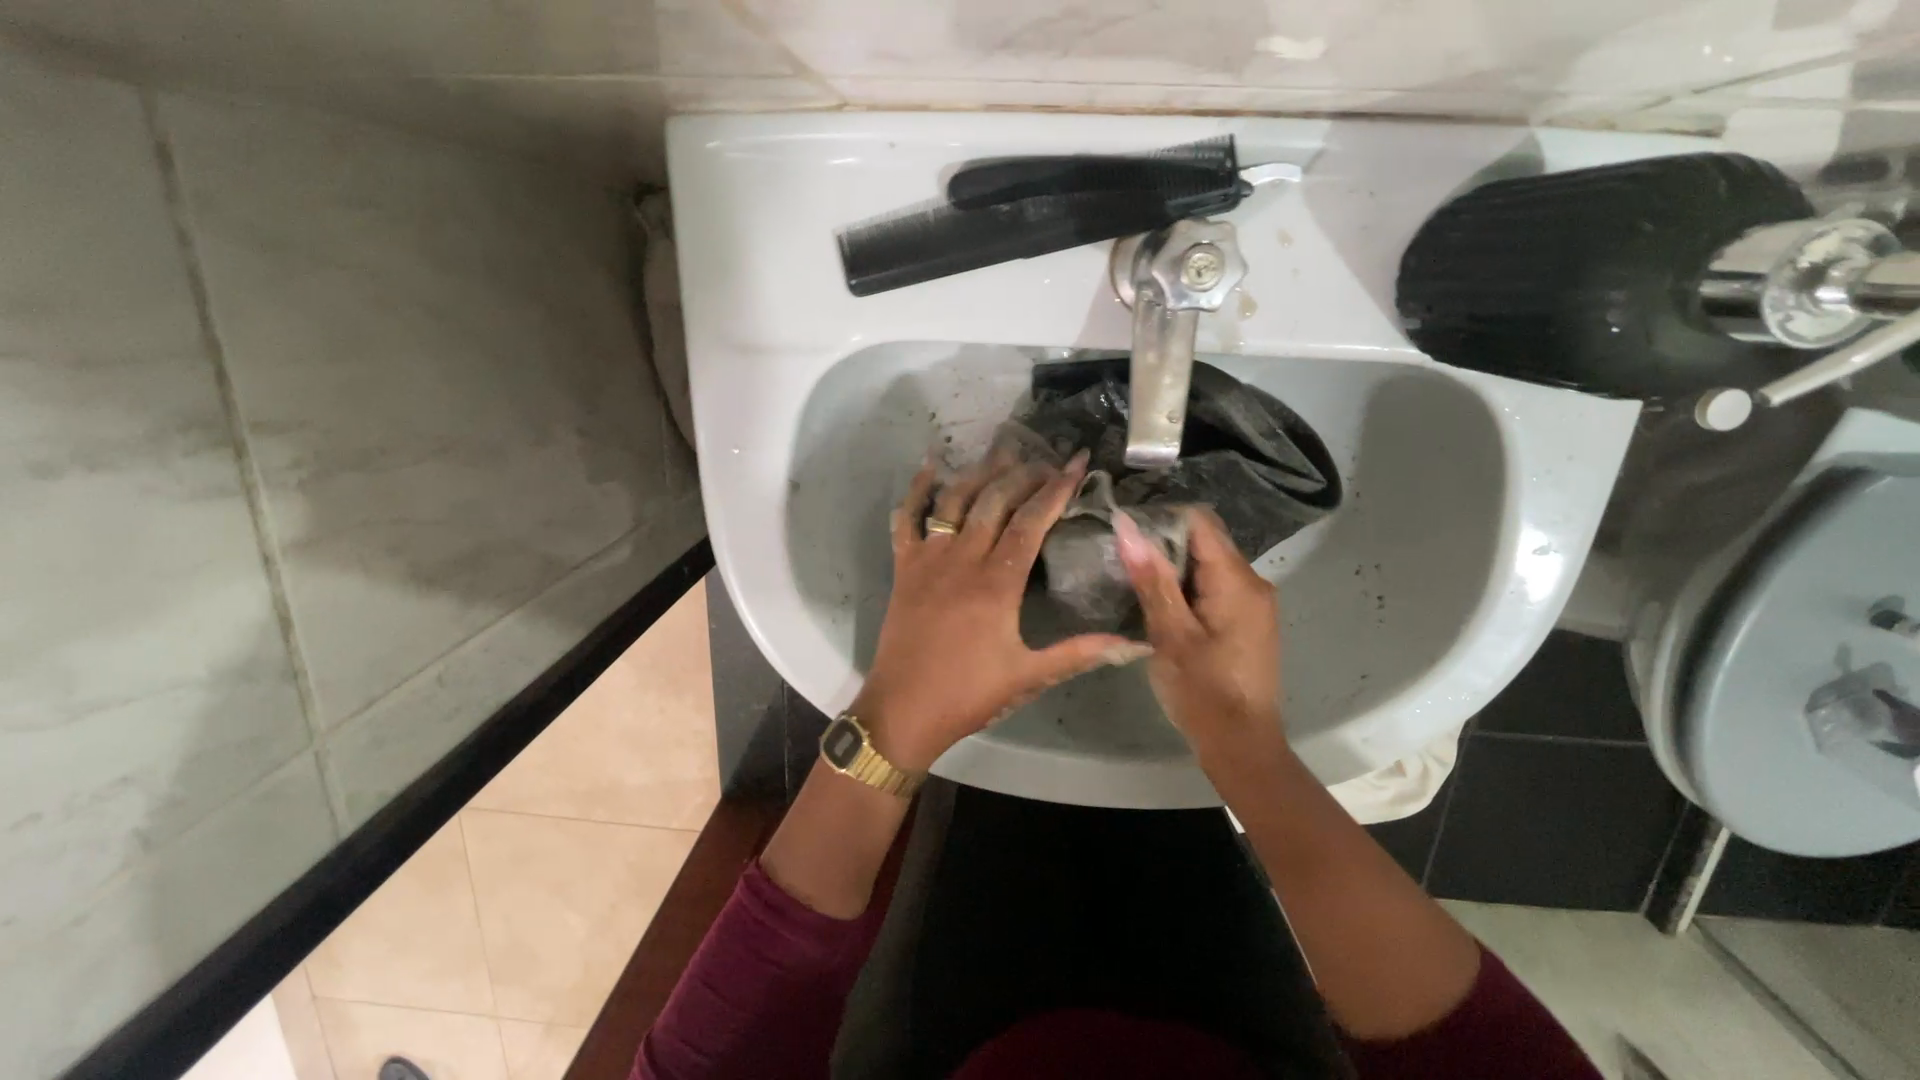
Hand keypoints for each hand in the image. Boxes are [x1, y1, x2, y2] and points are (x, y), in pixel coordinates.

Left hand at [856, 447, 1149, 772]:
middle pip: (995, 501)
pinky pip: (907, 519)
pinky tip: (931, 466)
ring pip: (954, 501)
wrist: (901, 711)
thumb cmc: (968, 696)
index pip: (1031, 521)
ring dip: (980, 473)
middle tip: (1047, 460)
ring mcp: (928, 560)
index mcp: (997, 584)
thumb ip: (1081, 653)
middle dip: (1024, 474)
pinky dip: (917, 490)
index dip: (1056, 489)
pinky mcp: (904, 568)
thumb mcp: (1029, 676)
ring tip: (1004, 453)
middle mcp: (962, 560)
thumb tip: (1135, 643)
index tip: (1077, 462)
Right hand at [1113, 508, 1284, 766]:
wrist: (1242, 745)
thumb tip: (1127, 525)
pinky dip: (1187, 589)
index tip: (1123, 531)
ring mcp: (1254, 603)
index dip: (1160, 519)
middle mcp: (1253, 582)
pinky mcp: (1248, 622)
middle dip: (1163, 545)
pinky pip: (1215, 588)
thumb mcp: (1170, 635)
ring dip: (1173, 569)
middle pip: (1205, 542)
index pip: (1199, 521)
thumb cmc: (1203, 692)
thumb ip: (1151, 578)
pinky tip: (1160, 606)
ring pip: (1208, 566)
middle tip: (1120, 557)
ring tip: (1132, 579)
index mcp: (1238, 580)